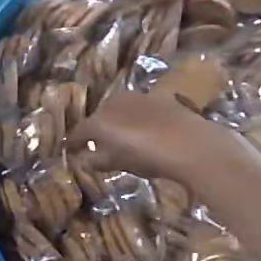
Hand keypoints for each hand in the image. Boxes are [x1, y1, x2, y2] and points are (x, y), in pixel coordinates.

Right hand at [70, 90, 235, 179]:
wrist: (191, 144)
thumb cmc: (149, 158)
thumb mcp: (120, 164)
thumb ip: (99, 160)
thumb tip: (83, 160)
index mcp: (99, 121)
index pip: (79, 132)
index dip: (73, 143)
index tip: (70, 151)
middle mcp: (113, 103)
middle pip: (98, 116)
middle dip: (95, 130)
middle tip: (95, 144)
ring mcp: (137, 96)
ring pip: (118, 108)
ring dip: (116, 120)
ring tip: (120, 135)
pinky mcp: (158, 97)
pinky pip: (139, 107)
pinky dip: (136, 116)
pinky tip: (144, 128)